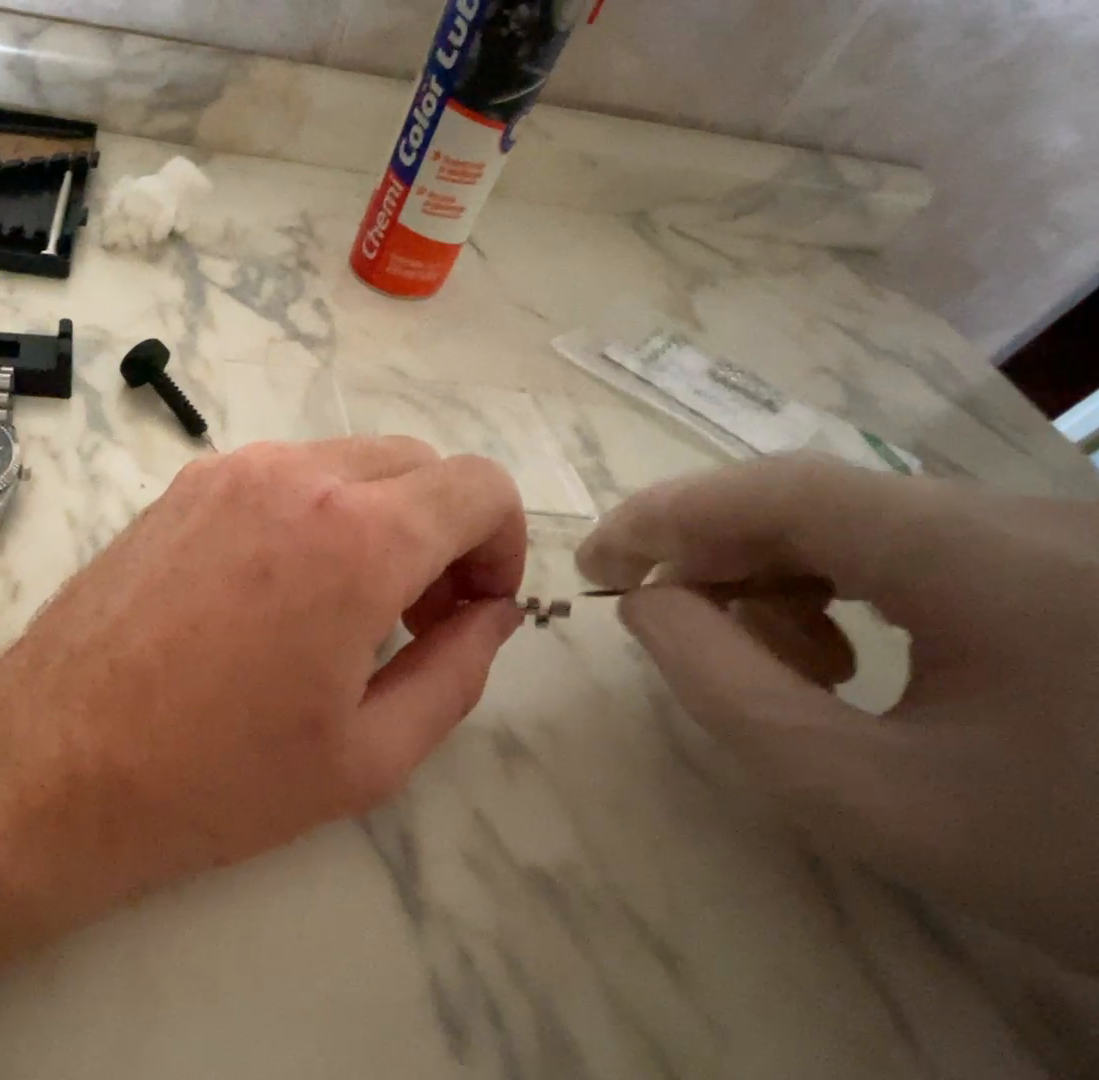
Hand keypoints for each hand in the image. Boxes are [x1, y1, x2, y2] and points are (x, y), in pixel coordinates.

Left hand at [0, 437, 526, 914]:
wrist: (53, 759)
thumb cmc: (213, 777)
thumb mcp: (368, 756)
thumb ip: (457, 672)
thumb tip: (490, 615)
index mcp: (356, 536)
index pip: (478, 487)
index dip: (500, 548)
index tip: (472, 611)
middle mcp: (291, 476)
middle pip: (415, 464)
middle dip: (440, 532)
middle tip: (412, 620)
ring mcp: (223, 474)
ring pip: (343, 464)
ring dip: (373, 520)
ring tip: (340, 613)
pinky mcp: (176, 490)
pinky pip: (276, 478)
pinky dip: (308, 515)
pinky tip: (272, 596)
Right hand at [576, 455, 1098, 969]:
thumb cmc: (1061, 858)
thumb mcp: (856, 791)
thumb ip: (724, 689)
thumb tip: (646, 602)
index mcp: (989, 561)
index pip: (783, 490)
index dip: (666, 514)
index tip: (592, 564)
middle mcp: (1028, 521)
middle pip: (816, 501)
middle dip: (713, 554)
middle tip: (651, 617)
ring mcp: (1056, 539)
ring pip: (856, 523)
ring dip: (773, 580)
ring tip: (771, 667)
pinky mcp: (1065, 566)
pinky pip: (908, 548)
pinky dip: (835, 591)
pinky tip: (842, 659)